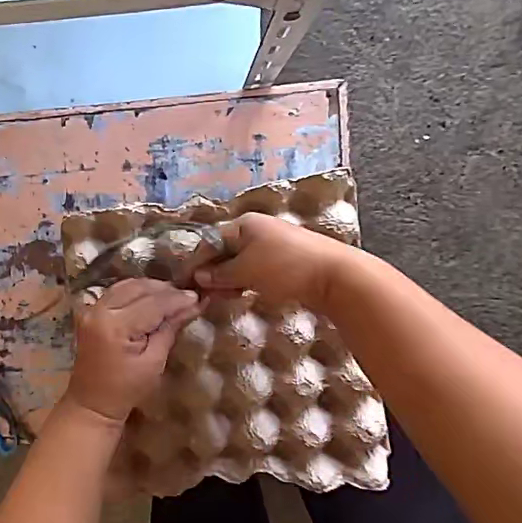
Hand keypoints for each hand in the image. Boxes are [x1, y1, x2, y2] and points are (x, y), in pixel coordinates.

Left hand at [63, 278, 201, 424]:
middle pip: (138, 288)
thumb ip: (170, 328)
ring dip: (151, 288)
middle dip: (166, 290)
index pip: (153, 303)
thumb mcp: (154, 361)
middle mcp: (100, 311)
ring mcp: (91, 310)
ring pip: (127, 285)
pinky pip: (117, 292)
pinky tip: (152, 298)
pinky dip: (136, 291)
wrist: (92, 403)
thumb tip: (193, 305)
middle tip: (187, 297)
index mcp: (115, 326)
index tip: (198, 297)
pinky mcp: (90, 312)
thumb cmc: (126, 389)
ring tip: (172, 297)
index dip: (177, 299)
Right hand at [195, 213, 358, 311]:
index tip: (186, 286)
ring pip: (242, 263)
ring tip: (225, 297)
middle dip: (214, 273)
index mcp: (245, 224)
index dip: (197, 264)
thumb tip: (199, 276)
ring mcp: (274, 245)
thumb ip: (219, 274)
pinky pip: (258, 270)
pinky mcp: (286, 261)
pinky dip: (247, 282)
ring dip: (231, 280)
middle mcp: (258, 230)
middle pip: (226, 252)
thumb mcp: (245, 271)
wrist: (335, 276)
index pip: (211, 242)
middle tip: (205, 297)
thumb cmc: (285, 268)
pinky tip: (245, 294)